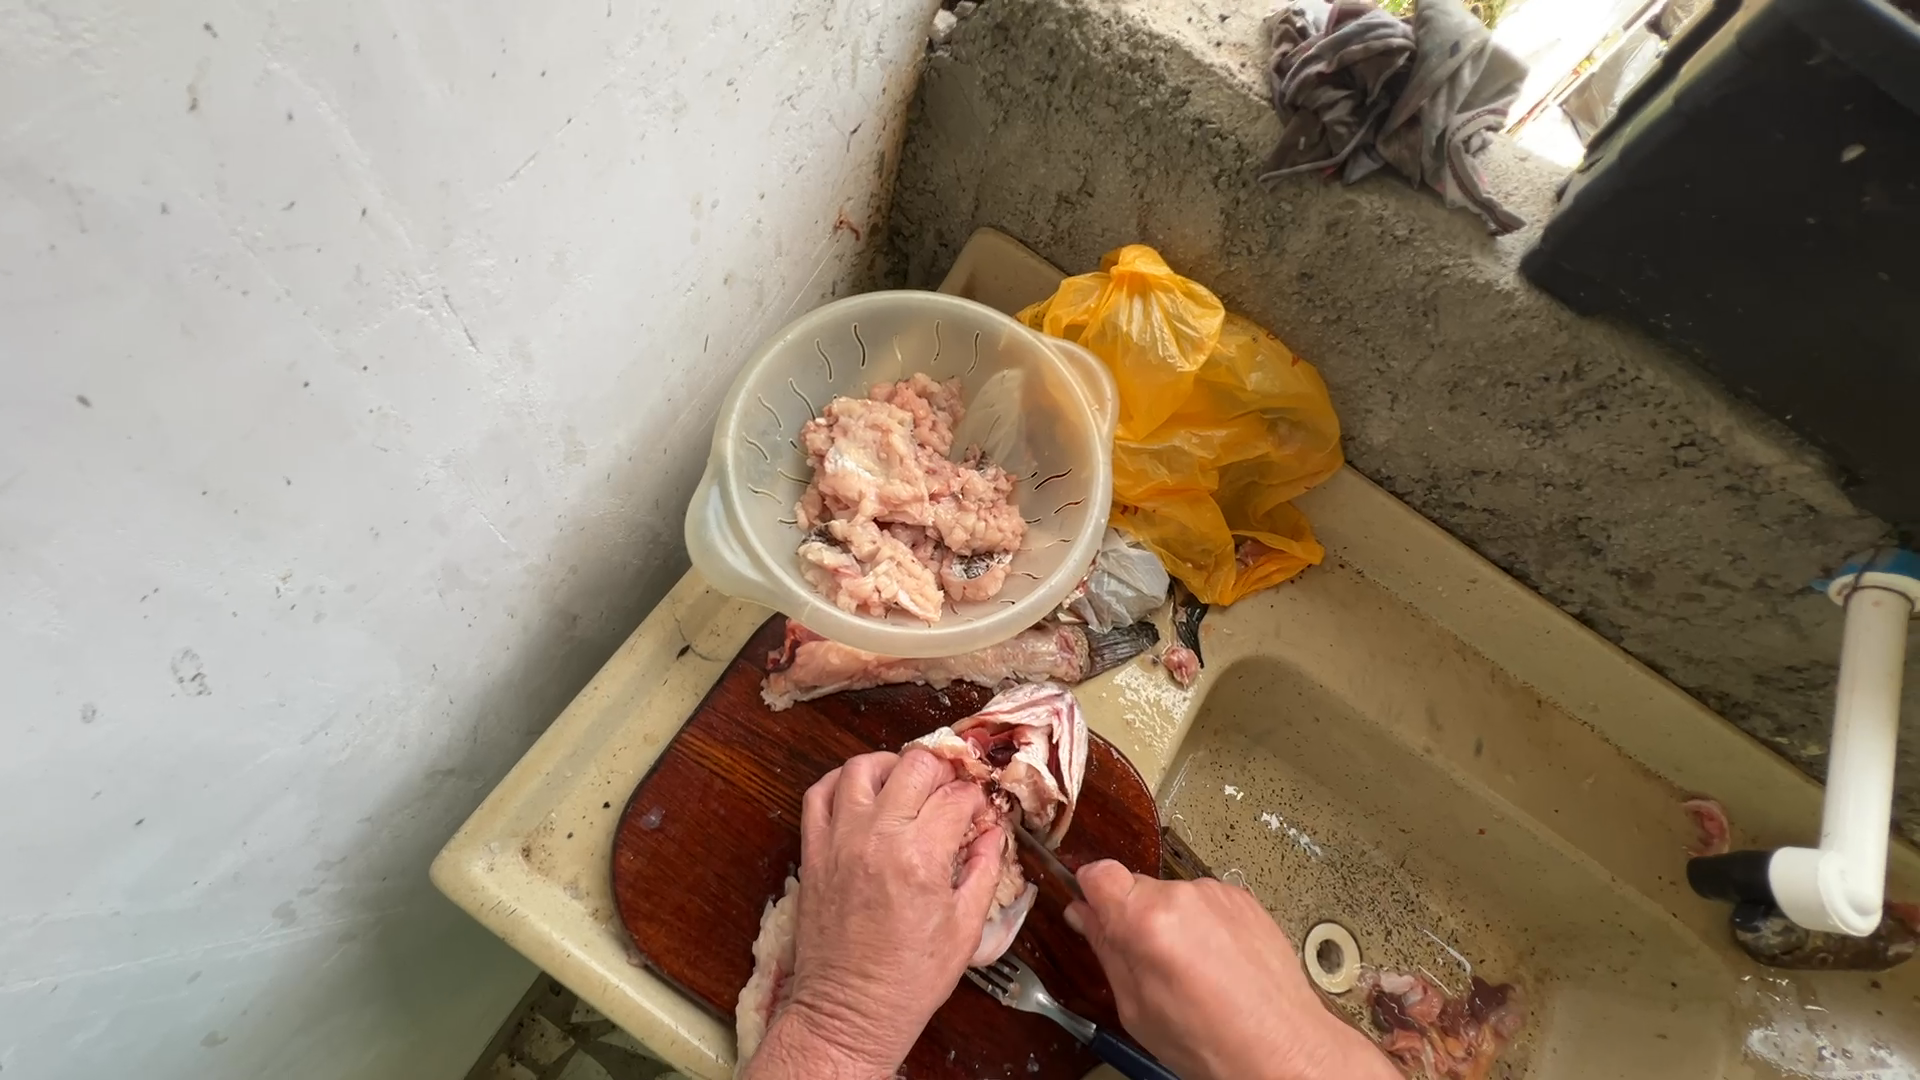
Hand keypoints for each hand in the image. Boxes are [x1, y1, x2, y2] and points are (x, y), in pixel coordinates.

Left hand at [743, 749, 1001, 1079]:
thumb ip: (984, 870)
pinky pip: (818, 793)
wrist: (847, 1015)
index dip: (975, 797)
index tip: (978, 808)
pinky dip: (840, 781)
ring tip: (906, 783)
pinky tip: (862, 793)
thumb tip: (994, 831)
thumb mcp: (965, 930)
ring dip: (891, 766)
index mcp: (921, 858)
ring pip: (863, 766)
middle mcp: (878, 838)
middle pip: (915, 765)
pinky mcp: (814, 851)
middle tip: (948, 789)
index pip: (956, 796)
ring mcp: (840, 840)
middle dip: (941, 769)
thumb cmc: (908, 980)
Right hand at [1067, 862, 1399, 1079]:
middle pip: (1136, 887)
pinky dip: (1205, 925)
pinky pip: (1205, 901)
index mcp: (1147, 922)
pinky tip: (1219, 964)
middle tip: (1150, 960)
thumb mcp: (1138, 1010)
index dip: (1091, 891)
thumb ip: (1106, 952)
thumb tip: (1084, 916)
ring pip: (1172, 896)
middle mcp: (1181, 896)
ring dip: (1173, 922)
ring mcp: (1215, 893)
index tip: (1094, 908)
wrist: (1288, 1052)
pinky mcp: (1242, 898)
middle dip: (1135, 916)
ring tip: (1195, 971)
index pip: (1099, 873)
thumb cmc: (1215, 1044)